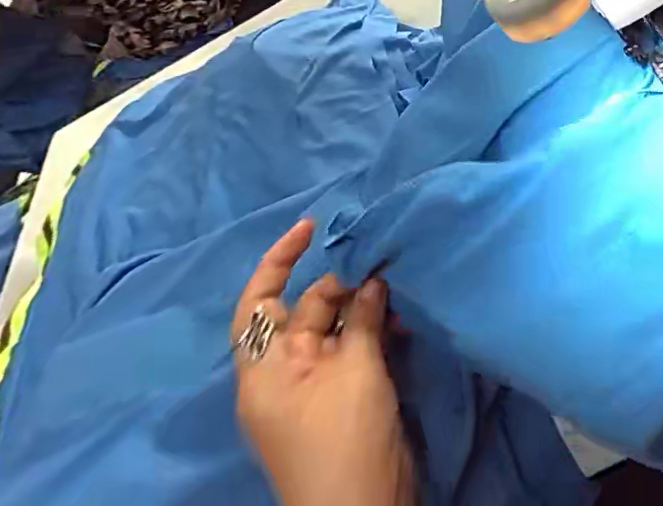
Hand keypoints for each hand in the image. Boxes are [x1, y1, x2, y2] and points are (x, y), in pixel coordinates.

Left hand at [233, 219, 415, 505]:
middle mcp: (285, 371)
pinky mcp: (342, 392)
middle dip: (345, 282)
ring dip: (367, 305)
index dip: (278, 260)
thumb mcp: (356, 371)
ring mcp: (314, 383)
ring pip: (337, 324)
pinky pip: (354, 345)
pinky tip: (403, 318)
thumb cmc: (345, 436)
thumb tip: (372, 278)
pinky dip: (375, 328)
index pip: (260, 303)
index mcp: (268, 368)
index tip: (311, 227)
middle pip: (309, 308)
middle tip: (386, 262)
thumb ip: (363, 319)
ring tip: (401, 288)